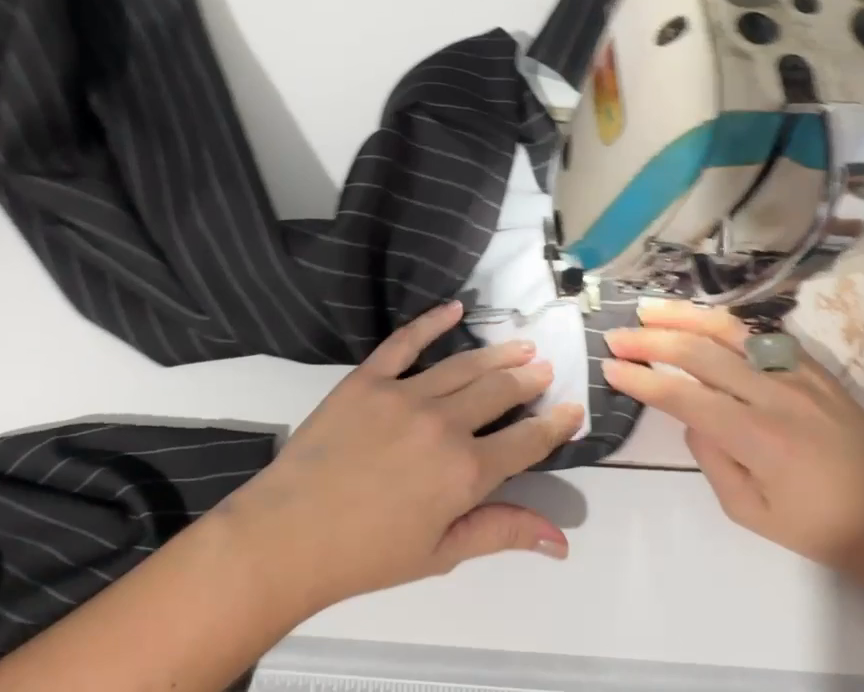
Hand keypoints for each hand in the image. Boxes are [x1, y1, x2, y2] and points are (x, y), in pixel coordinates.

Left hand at [216, 301, 582, 612]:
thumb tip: (560, 540)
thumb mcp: (440, 552)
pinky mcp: (367, 379)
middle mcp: (444, 425)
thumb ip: (501, 531)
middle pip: (499, 393)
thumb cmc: (367, 555)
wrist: (290, 533)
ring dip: (496, 354)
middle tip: (542, 368)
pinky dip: (431, 322)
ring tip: (518, 346)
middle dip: (527, 380)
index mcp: (466, 473)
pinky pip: (405, 342)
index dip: (554, 425)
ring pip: (463, 365)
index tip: (572, 408)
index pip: (526, 442)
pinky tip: (453, 309)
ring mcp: (404, 395)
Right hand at [600, 301, 863, 573]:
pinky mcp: (816, 370)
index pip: (684, 395)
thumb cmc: (819, 528)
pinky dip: (725, 323)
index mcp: (758, 439)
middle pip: (701, 353)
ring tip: (648, 309)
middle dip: (651, 341)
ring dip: (684, 316)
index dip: (642, 379)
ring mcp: (799, 376)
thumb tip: (690, 417)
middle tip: (616, 336)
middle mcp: (776, 397)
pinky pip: (763, 335)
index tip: (610, 368)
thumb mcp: (748, 512)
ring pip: (731, 331)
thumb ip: (710, 459)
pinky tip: (701, 318)